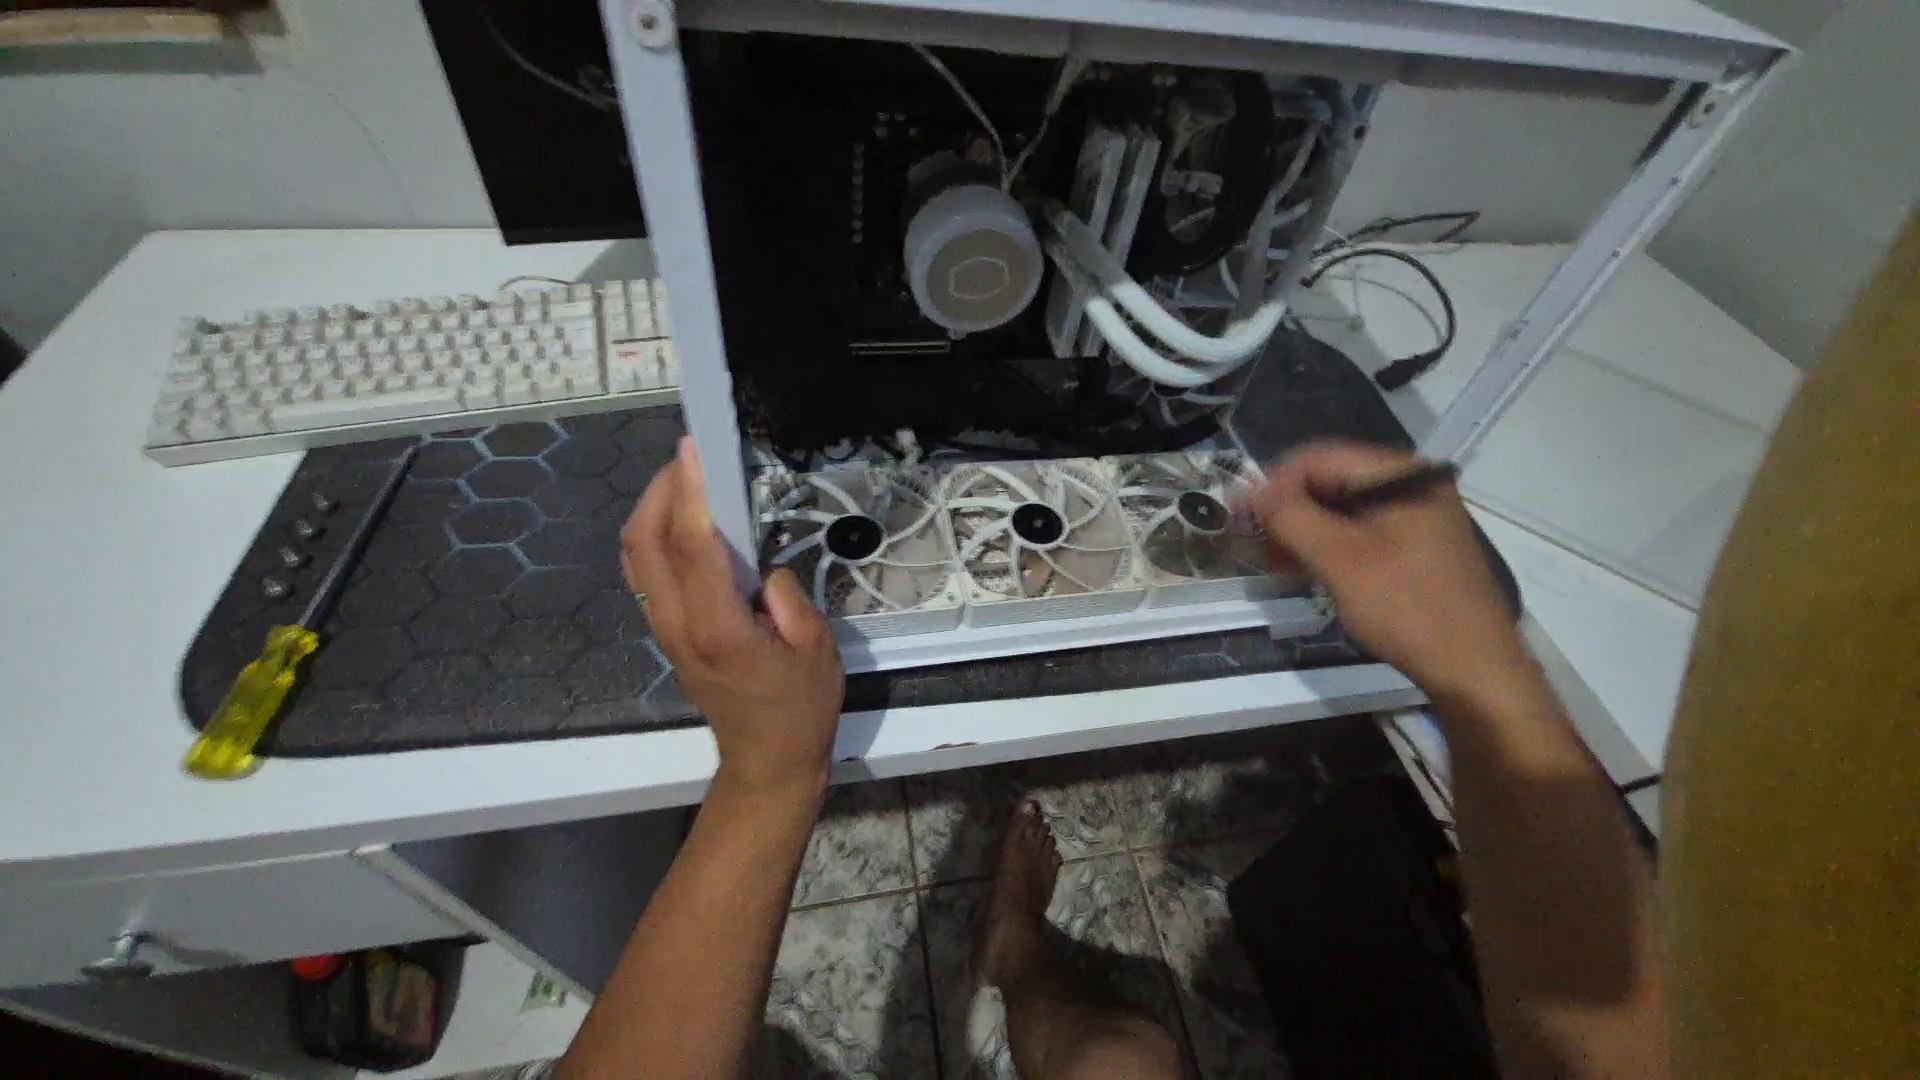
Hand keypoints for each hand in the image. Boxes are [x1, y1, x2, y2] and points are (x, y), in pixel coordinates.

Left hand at [620, 437, 845, 794]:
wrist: (768, 759)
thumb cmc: (800, 707)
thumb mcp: (817, 648)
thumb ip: (789, 598)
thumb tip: (761, 568)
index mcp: (719, 628)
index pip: (693, 545)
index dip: (689, 492)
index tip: (693, 449)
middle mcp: (679, 625)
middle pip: (643, 544)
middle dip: (657, 491)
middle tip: (689, 458)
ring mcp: (666, 631)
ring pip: (637, 557)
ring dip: (651, 510)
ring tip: (685, 481)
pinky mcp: (668, 635)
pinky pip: (648, 574)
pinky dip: (656, 536)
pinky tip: (684, 523)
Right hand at [1247, 440, 1528, 700]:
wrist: (1474, 669)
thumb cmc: (1407, 608)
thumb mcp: (1340, 560)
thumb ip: (1291, 518)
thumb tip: (1249, 491)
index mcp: (1401, 476)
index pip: (1319, 459)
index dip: (1273, 483)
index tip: (1241, 516)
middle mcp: (1410, 485)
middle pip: (1329, 480)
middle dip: (1285, 508)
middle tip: (1251, 540)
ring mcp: (1414, 516)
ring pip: (1339, 508)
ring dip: (1299, 530)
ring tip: (1270, 559)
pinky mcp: (1412, 546)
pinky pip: (1356, 531)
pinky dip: (1324, 545)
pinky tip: (1299, 568)